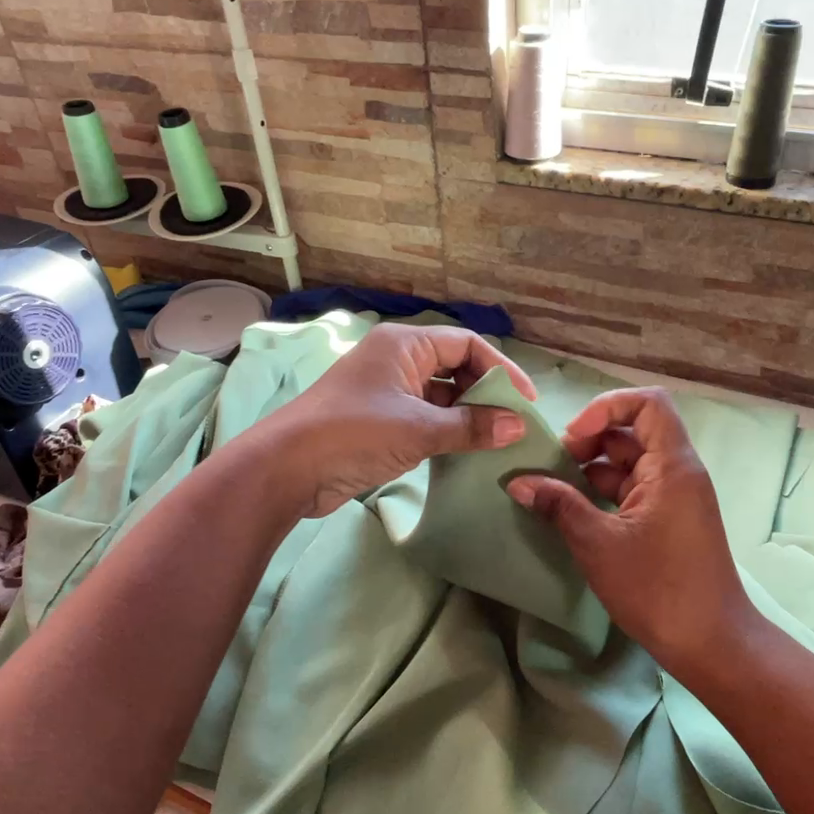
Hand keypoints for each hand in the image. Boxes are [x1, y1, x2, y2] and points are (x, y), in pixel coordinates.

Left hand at [249, 323, 536, 516]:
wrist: (287, 469)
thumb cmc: (354, 434)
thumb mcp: (420, 430)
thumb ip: (471, 426)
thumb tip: (517, 426)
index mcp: (403, 345)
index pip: (466, 344)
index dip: (501, 369)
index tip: (526, 402)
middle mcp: (394, 360)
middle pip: (453, 367)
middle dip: (485, 393)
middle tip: (513, 424)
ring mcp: (383, 391)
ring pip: (438, 395)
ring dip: (466, 414)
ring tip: (496, 440)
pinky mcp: (376, 420)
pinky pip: (422, 417)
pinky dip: (445, 430)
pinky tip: (465, 451)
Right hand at [507, 387, 753, 674]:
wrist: (711, 643)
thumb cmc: (657, 588)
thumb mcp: (598, 544)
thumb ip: (559, 505)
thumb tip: (519, 482)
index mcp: (673, 465)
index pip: (647, 403)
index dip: (606, 407)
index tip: (574, 438)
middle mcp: (678, 473)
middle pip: (633, 431)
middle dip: (590, 440)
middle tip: (553, 467)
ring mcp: (675, 499)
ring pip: (630, 463)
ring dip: (592, 469)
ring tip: (553, 489)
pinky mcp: (669, 522)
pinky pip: (633, 491)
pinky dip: (603, 493)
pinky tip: (572, 511)